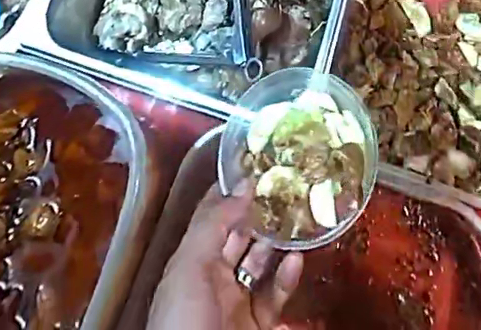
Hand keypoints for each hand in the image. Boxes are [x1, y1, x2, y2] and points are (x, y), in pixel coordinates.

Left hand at [146, 187, 303, 329]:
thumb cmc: (184, 321)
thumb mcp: (191, 266)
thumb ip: (215, 223)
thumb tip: (242, 184)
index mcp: (191, 259)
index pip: (214, 215)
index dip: (234, 190)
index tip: (258, 166)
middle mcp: (213, 277)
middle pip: (240, 237)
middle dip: (260, 214)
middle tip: (286, 189)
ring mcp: (235, 303)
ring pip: (260, 265)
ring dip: (277, 244)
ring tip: (296, 222)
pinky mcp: (256, 327)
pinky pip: (273, 299)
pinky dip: (285, 280)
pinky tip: (296, 262)